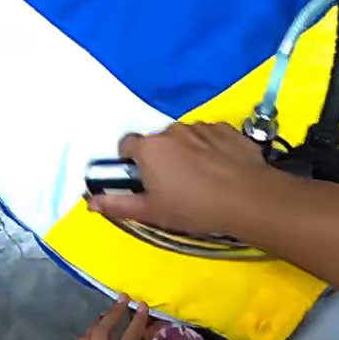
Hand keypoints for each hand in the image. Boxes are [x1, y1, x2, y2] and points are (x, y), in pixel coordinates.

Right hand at [87, 122, 280, 236]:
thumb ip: (118, 204)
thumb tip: (91, 201)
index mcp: (149, 148)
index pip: (127, 145)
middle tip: (174, 185)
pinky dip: (212, 148)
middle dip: (162, 158)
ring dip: (187, 152)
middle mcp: (172, 130)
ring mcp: (202, 127)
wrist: (247, 198)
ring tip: (202, 178)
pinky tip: (222, 169)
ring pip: (186, 138)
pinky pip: (211, 136)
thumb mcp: (152, 212)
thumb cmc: (194, 208)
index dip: (131, 162)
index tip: (142, 179)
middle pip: (158, 142)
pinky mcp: (227, 129)